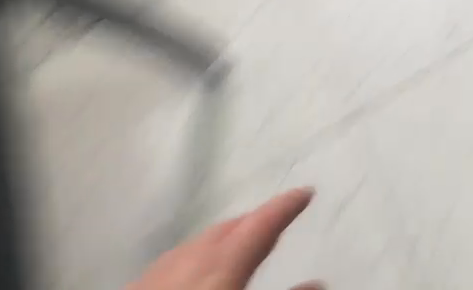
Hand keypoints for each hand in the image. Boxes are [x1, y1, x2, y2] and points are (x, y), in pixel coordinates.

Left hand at [129, 187, 316, 289]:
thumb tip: (320, 282)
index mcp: (221, 268)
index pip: (260, 225)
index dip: (285, 206)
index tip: (306, 192)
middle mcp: (187, 264)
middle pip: (224, 231)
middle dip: (250, 223)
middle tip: (274, 221)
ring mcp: (151, 279)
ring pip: (191, 248)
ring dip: (218, 242)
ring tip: (234, 246)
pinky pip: (163, 268)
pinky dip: (186, 262)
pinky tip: (184, 276)